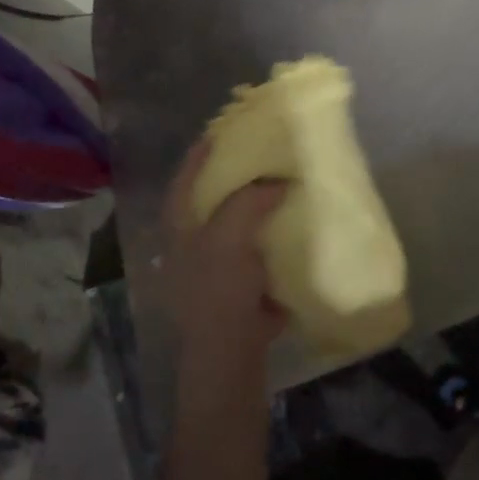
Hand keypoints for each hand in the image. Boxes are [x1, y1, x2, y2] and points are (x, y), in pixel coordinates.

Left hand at [162, 140, 289, 365]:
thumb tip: (279, 181)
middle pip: (213, 199)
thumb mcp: (230, 234)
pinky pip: (261, 248)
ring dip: (260, 205)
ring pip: (239, 224)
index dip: (201, 154)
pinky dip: (275, 234)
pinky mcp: (243, 283)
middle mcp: (194, 243)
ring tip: (286, 180)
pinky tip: (297, 222)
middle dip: (236, 178)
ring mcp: (218, 265)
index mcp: (181, 228)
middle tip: (263, 153)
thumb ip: (251, 199)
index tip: (222, 130)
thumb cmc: (219, 288)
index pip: (186, 179)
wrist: (232, 349)